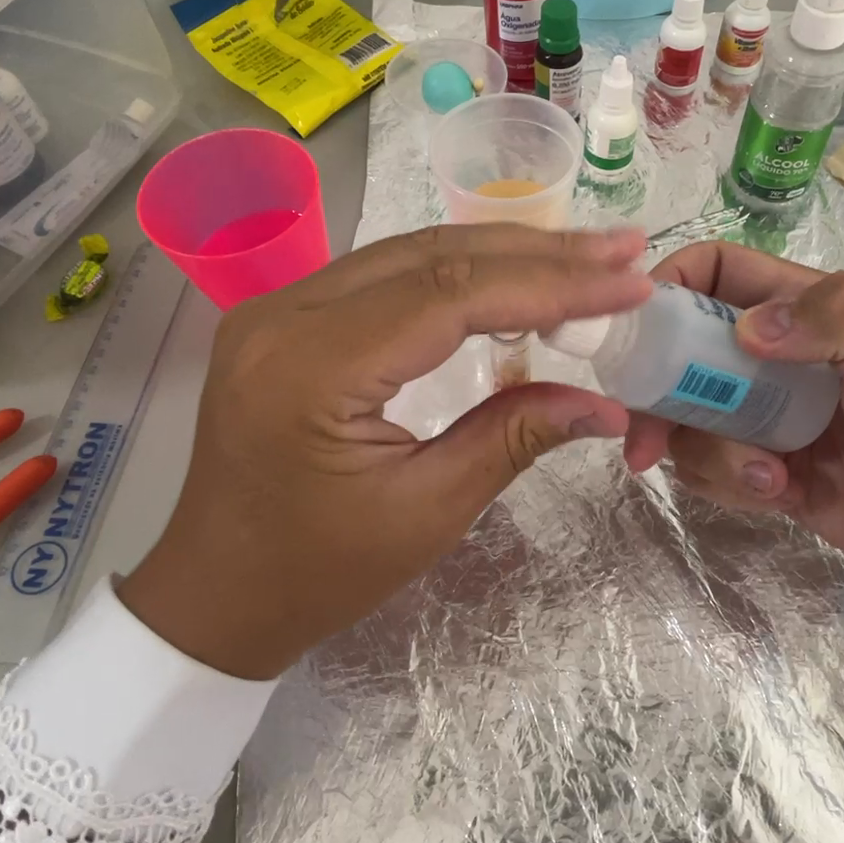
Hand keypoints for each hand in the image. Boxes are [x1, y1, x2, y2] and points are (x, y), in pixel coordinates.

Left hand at [118, 225, 652, 679]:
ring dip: (503, 252)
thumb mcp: (428, 511)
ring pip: (411, 253)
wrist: (215, 594)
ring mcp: (277, 306)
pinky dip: (459, 272)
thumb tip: (608, 404)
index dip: (550, 285)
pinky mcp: (286, 315)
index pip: (451, 296)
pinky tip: (509, 274)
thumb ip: (514, 437)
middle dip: (538, 252)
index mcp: (312, 369)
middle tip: (622, 249)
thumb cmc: (318, 573)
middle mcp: (284, 314)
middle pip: (434, 256)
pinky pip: (386, 274)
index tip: (627, 282)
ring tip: (585, 255)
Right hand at [624, 242, 843, 569]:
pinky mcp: (755, 464)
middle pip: (677, 352)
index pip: (713, 270)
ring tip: (769, 479)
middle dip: (657, 397)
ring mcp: (757, 413)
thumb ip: (834, 320)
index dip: (667, 287)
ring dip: (711, 454)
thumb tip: (745, 329)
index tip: (637, 332)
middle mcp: (766, 355)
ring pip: (686, 418)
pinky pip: (707, 467)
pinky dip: (730, 484)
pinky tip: (780, 495)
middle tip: (643, 440)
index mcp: (796, 308)